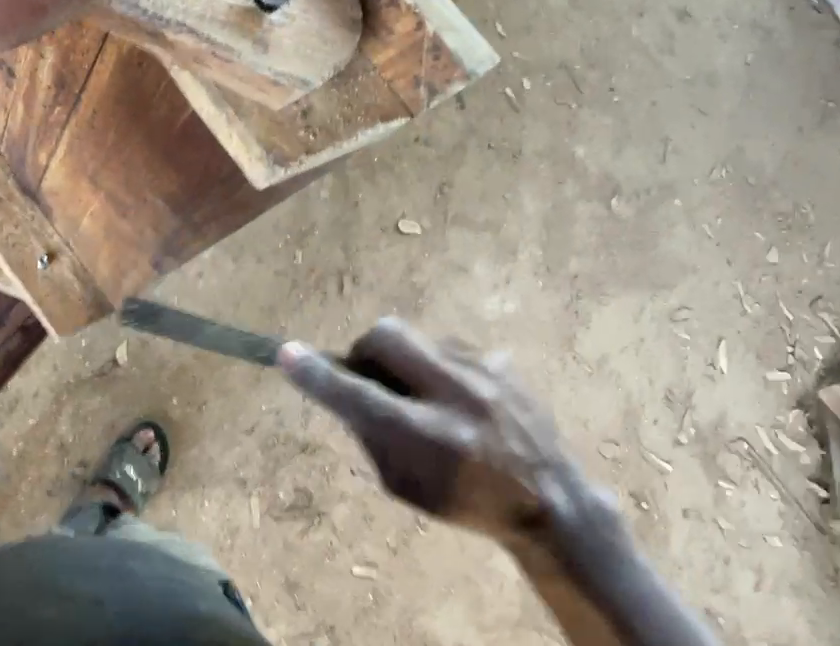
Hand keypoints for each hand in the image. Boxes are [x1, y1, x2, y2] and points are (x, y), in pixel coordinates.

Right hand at [280, 319, 605, 553]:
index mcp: (426, 437)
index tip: (286, 354)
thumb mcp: (404, 484)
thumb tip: (343, 389)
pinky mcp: (501, 362)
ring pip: (417, 338)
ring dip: (405, 361)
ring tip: (422, 396)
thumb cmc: (467, 502)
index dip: (316, 374)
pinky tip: (457, 397)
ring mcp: (483, 372)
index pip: (356, 395)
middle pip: (386, 336)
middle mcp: (454, 395)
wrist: (553, 502)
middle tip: (371, 378)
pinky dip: (439, 367)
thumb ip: (370, 434)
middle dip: (365, 350)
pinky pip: (450, 348)